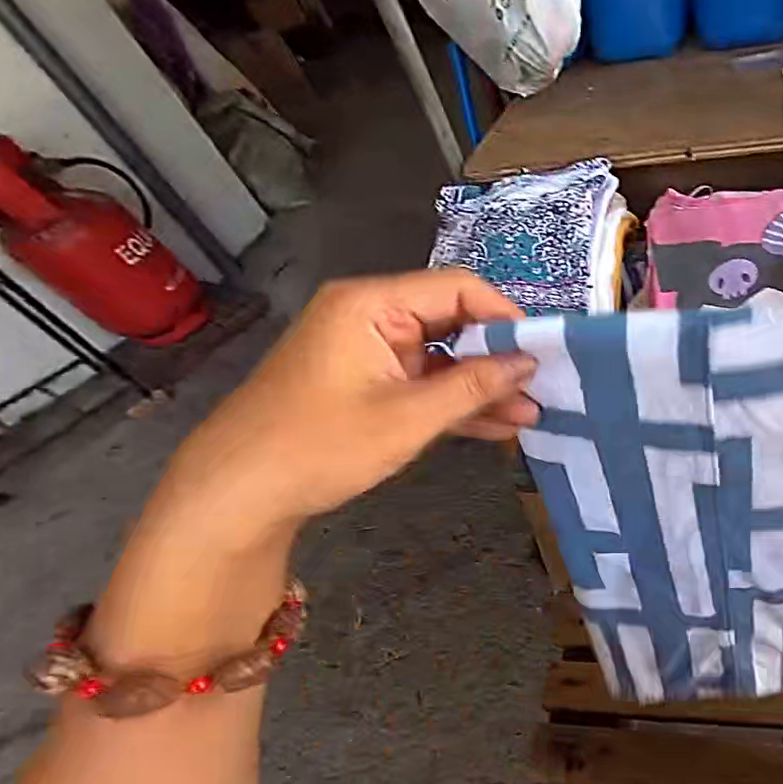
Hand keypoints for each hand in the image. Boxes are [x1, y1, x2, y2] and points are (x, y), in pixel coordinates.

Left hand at [151, 270, 537, 542]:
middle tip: (544, 385)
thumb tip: (529, 363)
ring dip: (483, 386)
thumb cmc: (320, 446)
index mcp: (372, 305)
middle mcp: (373, 317)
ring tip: (531, 413)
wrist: (239, 494)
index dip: (505, 316)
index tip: (542, 350)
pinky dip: (457, 403)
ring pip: (443, 358)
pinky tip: (498, 425)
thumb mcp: (408, 418)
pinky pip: (425, 383)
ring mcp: (372, 352)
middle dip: (499, 357)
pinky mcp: (371, 383)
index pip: (457, 289)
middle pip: (453, 322)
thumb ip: (473, 386)